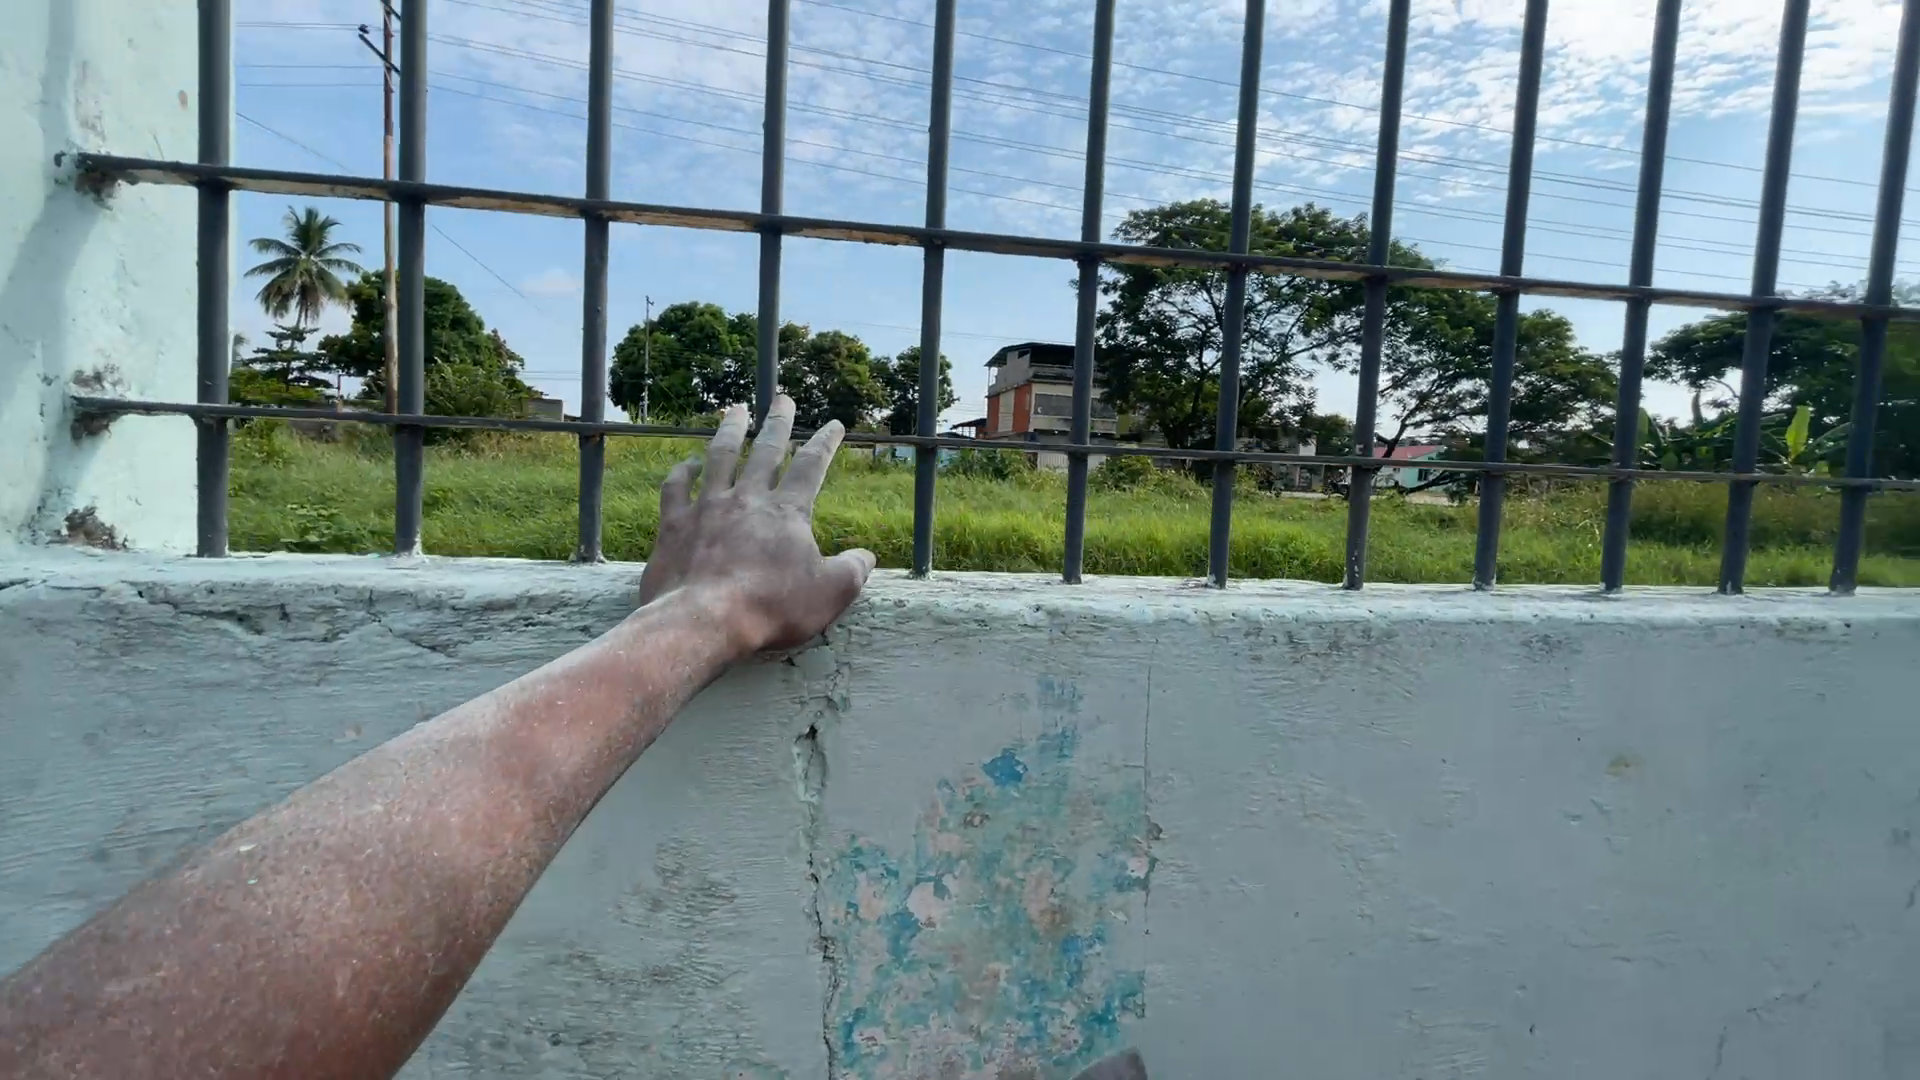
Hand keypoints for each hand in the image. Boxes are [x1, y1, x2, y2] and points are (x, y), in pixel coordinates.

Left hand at [638, 395, 876, 654]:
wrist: (704, 621)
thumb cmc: (772, 608)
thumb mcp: (831, 593)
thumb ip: (853, 570)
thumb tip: (866, 556)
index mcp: (787, 512)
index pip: (812, 466)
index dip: (826, 442)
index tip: (835, 424)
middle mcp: (747, 499)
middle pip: (765, 450)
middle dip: (777, 422)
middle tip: (783, 398)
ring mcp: (707, 508)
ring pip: (719, 457)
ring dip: (729, 430)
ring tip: (734, 410)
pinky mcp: (674, 526)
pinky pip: (675, 488)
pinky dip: (681, 472)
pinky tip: (686, 464)